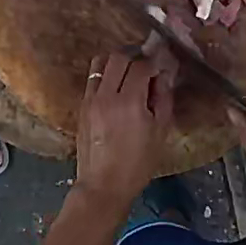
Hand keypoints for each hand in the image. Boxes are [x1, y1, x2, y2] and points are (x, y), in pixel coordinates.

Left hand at [74, 50, 172, 211]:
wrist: (104, 186)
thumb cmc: (138, 162)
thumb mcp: (161, 130)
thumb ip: (164, 97)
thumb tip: (164, 75)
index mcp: (129, 102)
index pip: (141, 66)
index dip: (155, 63)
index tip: (163, 68)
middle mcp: (106, 96)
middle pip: (118, 58)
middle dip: (135, 58)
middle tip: (146, 69)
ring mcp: (90, 100)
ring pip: (100, 63)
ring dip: (117, 63)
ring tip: (128, 74)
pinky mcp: (81, 107)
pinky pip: (92, 79)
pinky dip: (105, 76)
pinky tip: (117, 89)